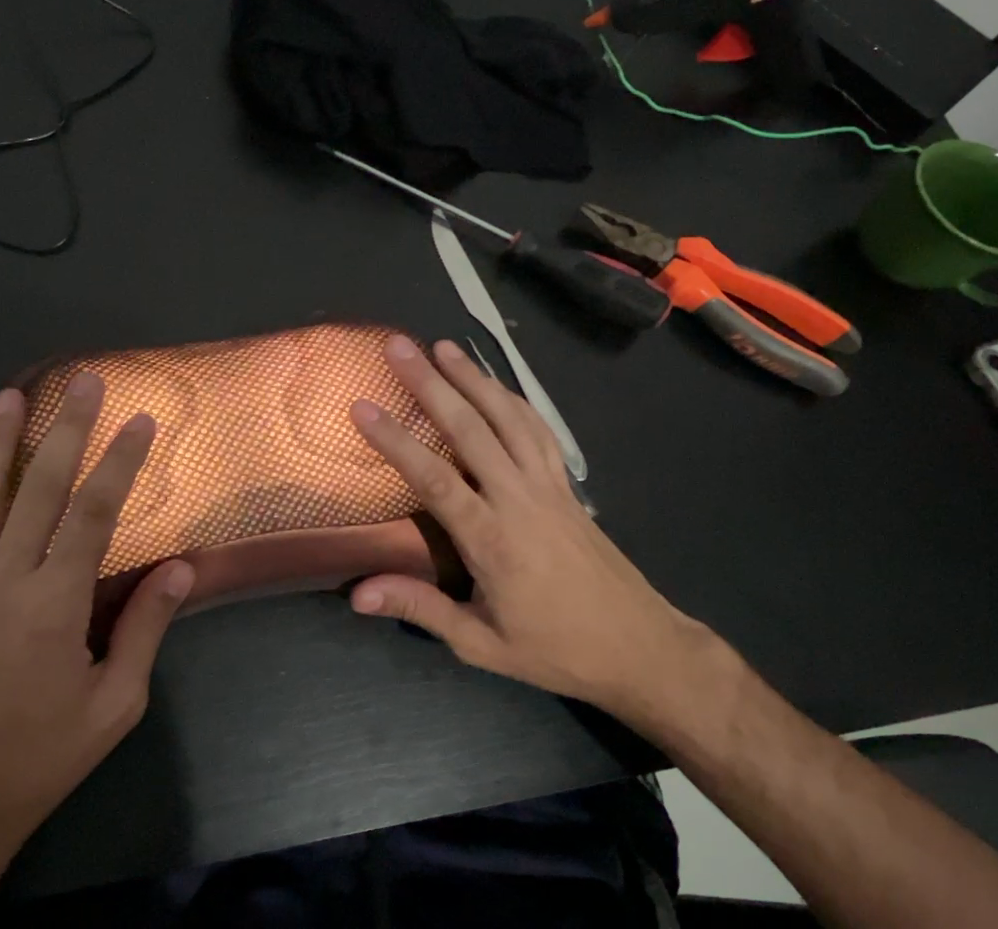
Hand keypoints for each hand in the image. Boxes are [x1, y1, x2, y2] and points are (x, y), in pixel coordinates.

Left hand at [0, 374, 193, 877]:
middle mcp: (6, 578)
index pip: (92, 513)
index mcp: (54, 603)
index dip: (119, 462)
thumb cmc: (43, 754)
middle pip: (38, 487)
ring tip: (12, 393)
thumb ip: (144, 630)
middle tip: (85, 381)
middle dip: (65, 429)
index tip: (142, 420)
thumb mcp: (114, 704)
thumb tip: (181, 568)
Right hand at [346, 335, 720, 724]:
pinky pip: (538, 431)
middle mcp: (520, 500)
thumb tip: (357, 594)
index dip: (396, 439)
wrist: (640, 647)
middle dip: (431, 384)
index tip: (362, 405)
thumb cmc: (555, 650)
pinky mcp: (566, 487)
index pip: (435, 478)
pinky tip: (496, 385)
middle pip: (471, 429)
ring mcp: (548, 488)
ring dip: (474, 378)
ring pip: (508, 418)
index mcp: (493, 540)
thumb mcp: (482, 645)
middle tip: (398, 347)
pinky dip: (514, 400)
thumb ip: (422, 610)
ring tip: (442, 346)